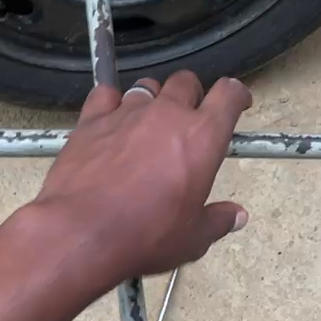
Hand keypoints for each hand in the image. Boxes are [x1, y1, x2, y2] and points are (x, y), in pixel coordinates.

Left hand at [32, 71, 252, 282]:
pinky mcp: (92, 121)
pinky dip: (113, 102)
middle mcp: (166, 115)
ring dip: (154, 99)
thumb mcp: (192, 238)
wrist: (83, 232)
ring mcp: (126, 113)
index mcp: (201, 138)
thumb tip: (236, 216)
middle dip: (193, 95)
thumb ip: (217, 220)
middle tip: (191, 117)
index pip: (228, 95)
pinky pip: (106, 95)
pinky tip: (113, 119)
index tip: (237, 101)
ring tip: (151, 123)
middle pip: (186, 82)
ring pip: (147, 87)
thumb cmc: (144, 235)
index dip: (236, 94)